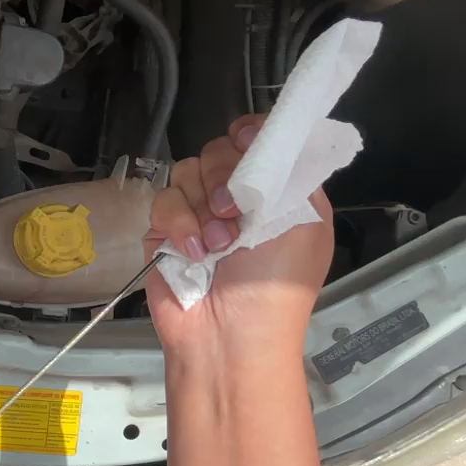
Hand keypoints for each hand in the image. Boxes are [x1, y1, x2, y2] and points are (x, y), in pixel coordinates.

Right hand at [143, 114, 333, 366]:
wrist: (229, 333)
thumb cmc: (276, 284)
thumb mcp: (305, 223)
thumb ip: (289, 173)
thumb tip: (262, 136)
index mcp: (278, 190)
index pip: (259, 139)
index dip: (250, 132)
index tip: (245, 139)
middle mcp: (237, 196)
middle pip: (216, 149)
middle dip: (222, 177)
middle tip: (232, 212)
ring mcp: (197, 212)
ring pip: (184, 173)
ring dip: (199, 208)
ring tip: (216, 245)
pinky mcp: (164, 230)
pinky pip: (160, 201)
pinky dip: (176, 225)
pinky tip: (191, 252)